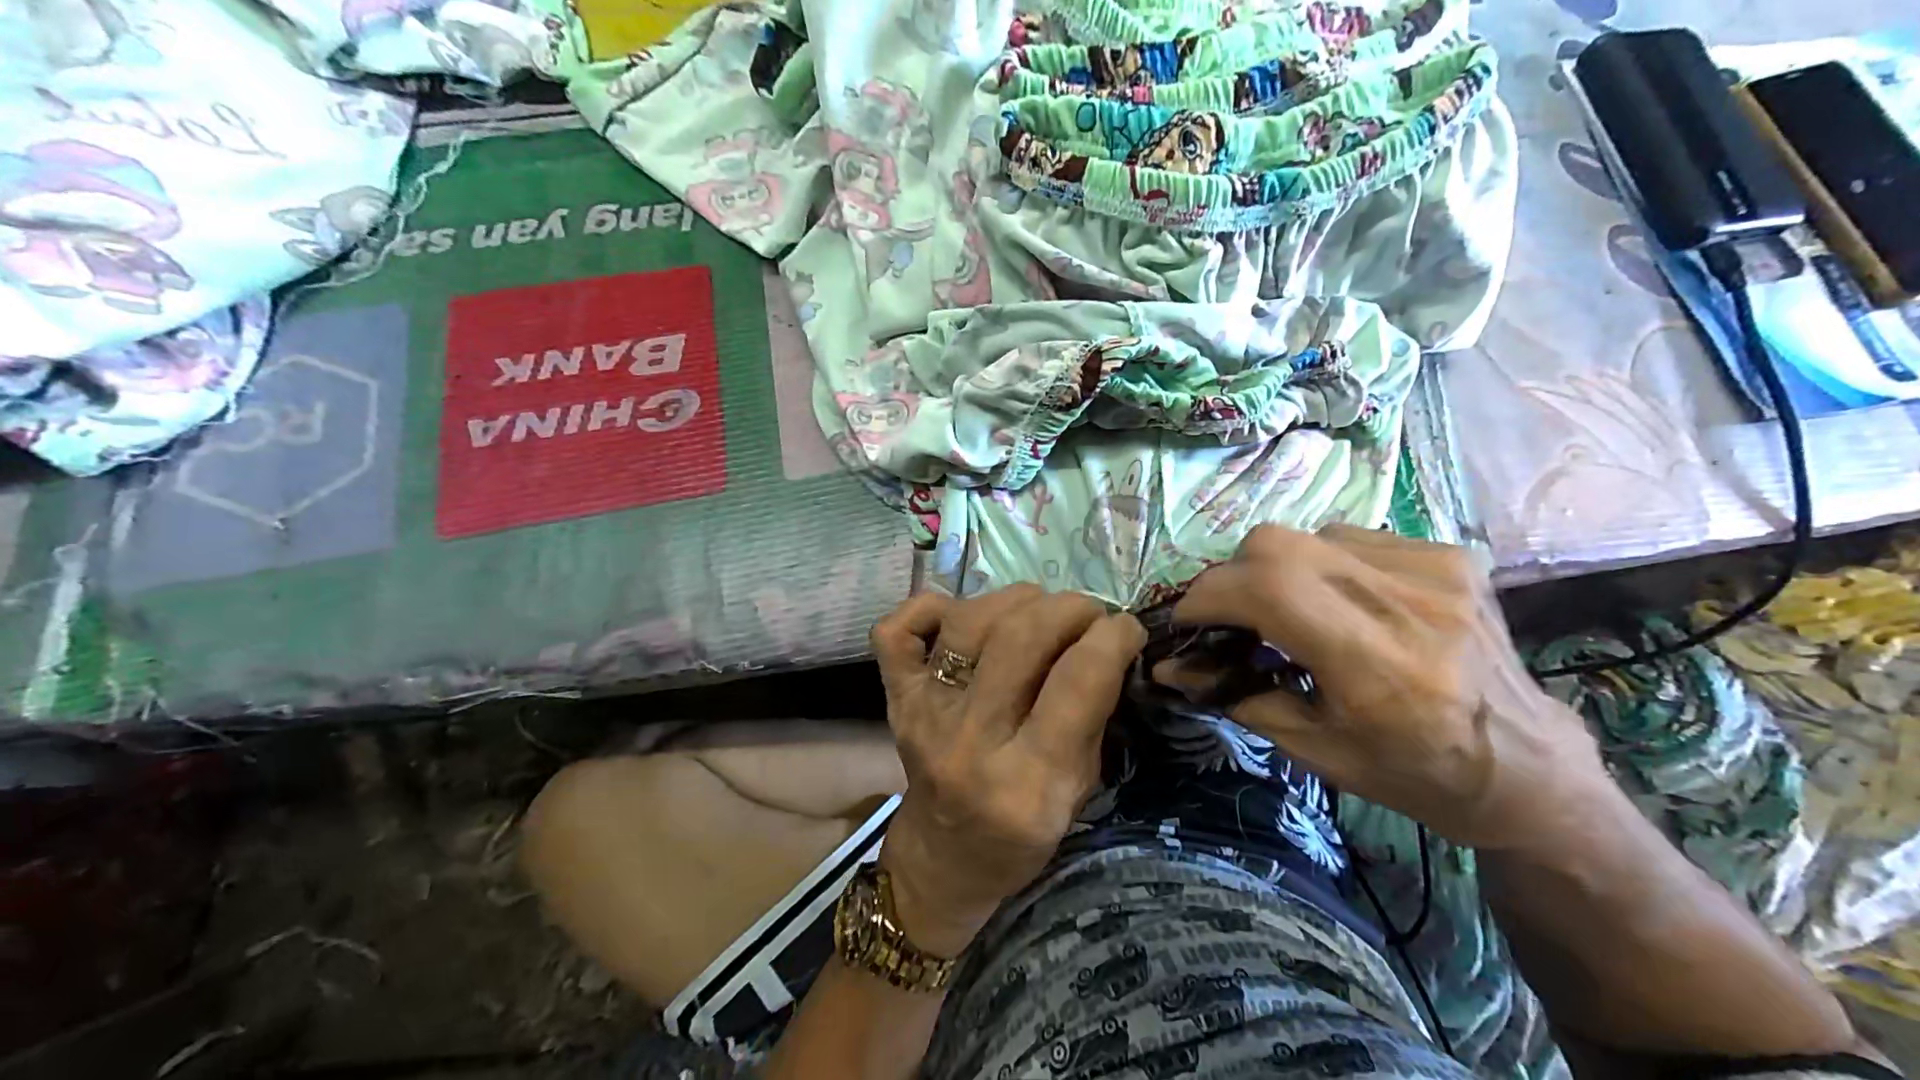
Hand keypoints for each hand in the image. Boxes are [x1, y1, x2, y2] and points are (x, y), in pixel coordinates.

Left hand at [869, 586, 1145, 956]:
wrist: (943, 858)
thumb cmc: (1020, 835)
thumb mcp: (1078, 791)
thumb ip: (1092, 715)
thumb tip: (1107, 639)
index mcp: (1027, 782)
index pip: (1076, 682)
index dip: (1113, 638)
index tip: (1128, 628)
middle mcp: (969, 741)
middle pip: (1019, 638)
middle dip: (1069, 608)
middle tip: (1090, 614)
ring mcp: (922, 714)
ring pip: (966, 622)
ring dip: (1016, 600)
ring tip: (1040, 610)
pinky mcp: (894, 698)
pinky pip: (895, 631)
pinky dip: (929, 607)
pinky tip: (963, 616)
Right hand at [1171, 525, 1609, 850]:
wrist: (1529, 771)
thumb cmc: (1415, 774)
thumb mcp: (1315, 750)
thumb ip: (1237, 697)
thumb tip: (1168, 667)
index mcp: (1376, 664)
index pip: (1266, 588)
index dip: (1208, 596)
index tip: (1188, 623)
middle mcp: (1407, 602)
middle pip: (1276, 544)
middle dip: (1231, 576)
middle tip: (1229, 617)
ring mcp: (1435, 570)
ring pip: (1308, 534)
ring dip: (1275, 569)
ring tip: (1286, 612)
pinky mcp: (1451, 556)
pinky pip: (1350, 538)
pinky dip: (1321, 564)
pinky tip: (1337, 601)